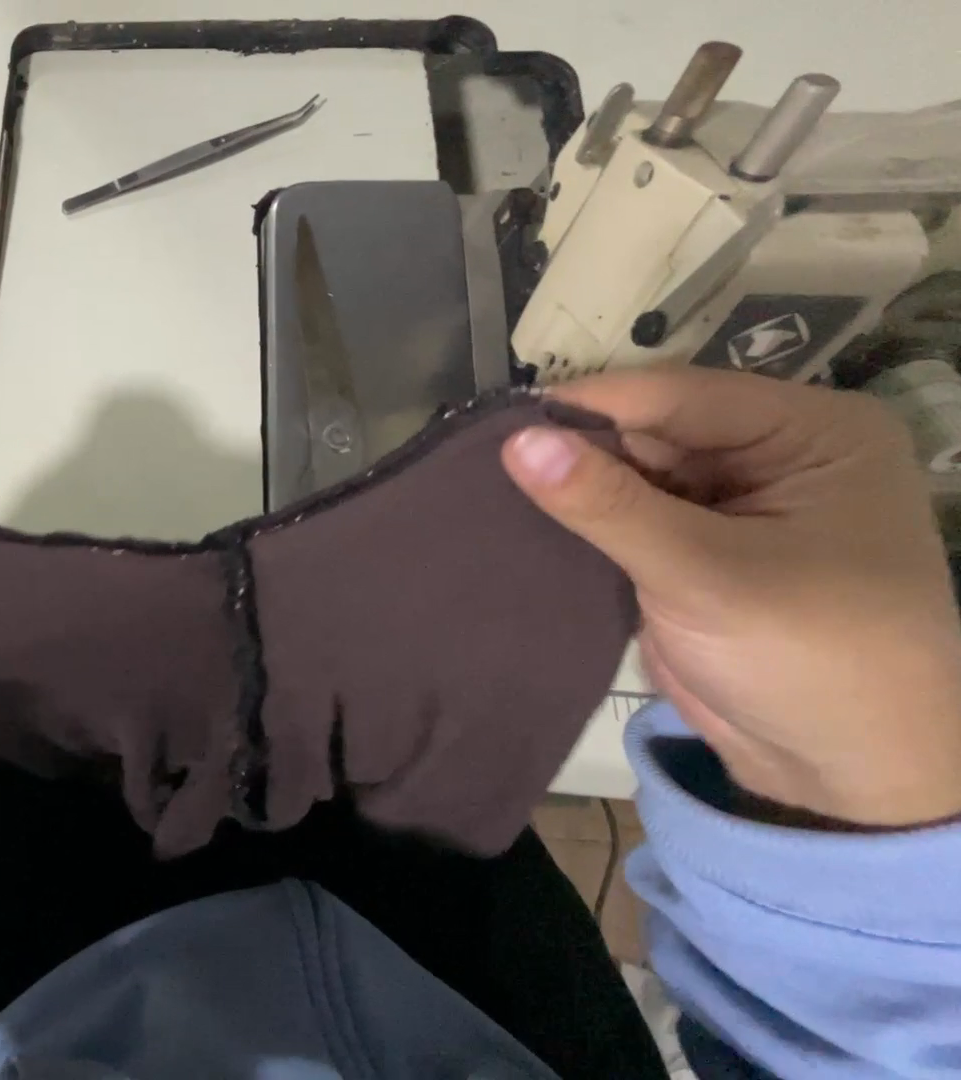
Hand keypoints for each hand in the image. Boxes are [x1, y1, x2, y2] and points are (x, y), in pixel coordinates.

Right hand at [501, 367, 960, 827]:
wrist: (835, 767)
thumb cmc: (809, 655)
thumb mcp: (706, 571)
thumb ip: (607, 504)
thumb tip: (514, 441)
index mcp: (806, 433)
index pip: (674, 397)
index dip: (585, 407)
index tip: (493, 424)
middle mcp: (762, 454)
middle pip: (641, 430)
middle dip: (567, 447)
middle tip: (472, 459)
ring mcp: (716, 503)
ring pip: (617, 472)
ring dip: (560, 485)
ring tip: (476, 488)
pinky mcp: (677, 547)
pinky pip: (610, 515)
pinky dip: (566, 519)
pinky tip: (509, 520)